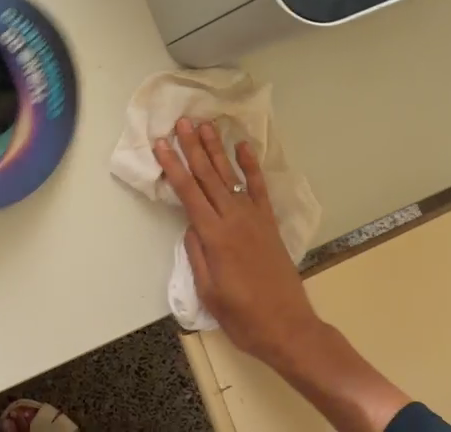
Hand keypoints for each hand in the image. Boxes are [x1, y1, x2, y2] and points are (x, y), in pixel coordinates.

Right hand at [157, 119, 411, 431]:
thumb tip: (191, 227)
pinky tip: (244, 147)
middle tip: (181, 121)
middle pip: (207, 176)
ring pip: (230, 176)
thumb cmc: (243, 318)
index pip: (188, 192)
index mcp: (214, 236)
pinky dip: (251, 167)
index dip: (173, 166)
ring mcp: (253, 218)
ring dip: (216, 149)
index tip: (161, 144)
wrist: (289, 328)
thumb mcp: (208, 292)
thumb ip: (197, 255)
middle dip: (193, 147)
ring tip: (206, 125)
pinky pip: (258, 188)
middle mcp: (233, 219)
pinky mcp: (269, 223)